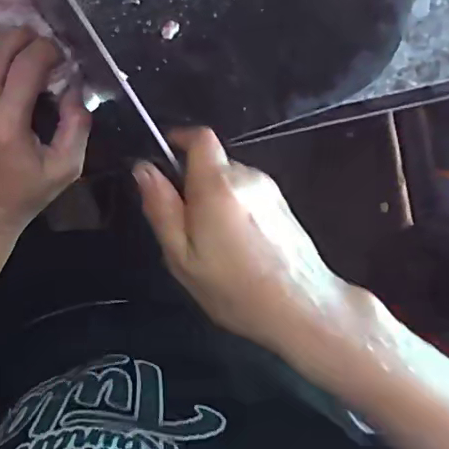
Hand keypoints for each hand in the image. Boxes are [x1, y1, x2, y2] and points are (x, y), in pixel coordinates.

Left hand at [0, 29, 90, 241]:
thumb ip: (76, 125)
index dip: (47, 50)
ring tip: (28, 51)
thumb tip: (74, 88)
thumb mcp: (65, 168)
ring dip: (4, 47)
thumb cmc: (25, 195)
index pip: (25, 67)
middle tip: (44, 39)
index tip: (62, 52)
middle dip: (22, 37)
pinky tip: (10, 69)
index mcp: (6, 124)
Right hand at [134, 128, 363, 361]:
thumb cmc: (236, 288)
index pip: (200, 137)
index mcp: (217, 184)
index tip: (164, 158)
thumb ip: (161, 207)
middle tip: (184, 225)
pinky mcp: (283, 205)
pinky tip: (238, 247)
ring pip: (229, 180)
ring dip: (215, 199)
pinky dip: (235, 210)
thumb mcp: (181, 256)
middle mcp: (246, 177)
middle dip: (193, 183)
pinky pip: (247, 194)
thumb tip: (143, 169)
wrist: (305, 311)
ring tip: (212, 243)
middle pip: (212, 162)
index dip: (179, 138)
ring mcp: (269, 190)